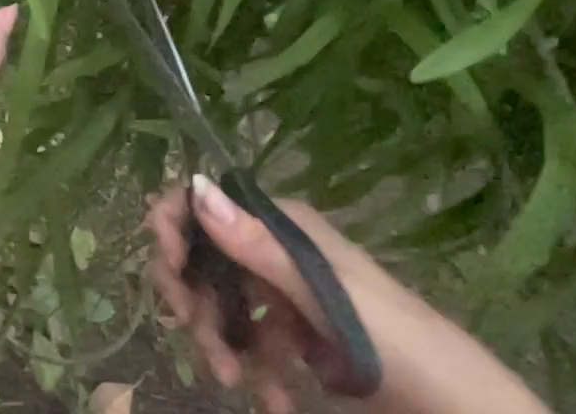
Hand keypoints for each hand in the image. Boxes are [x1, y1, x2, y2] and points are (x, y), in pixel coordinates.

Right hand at [148, 177, 551, 413]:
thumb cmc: (405, 348)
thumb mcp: (327, 297)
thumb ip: (258, 246)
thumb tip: (193, 184)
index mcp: (285, 227)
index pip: (205, 204)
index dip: (175, 226)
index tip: (170, 267)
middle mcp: (278, 251)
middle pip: (204, 258)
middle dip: (195, 299)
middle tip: (197, 336)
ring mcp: (287, 295)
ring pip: (221, 305)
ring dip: (218, 343)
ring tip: (235, 383)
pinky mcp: (297, 338)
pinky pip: (250, 344)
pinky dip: (254, 373)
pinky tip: (272, 401)